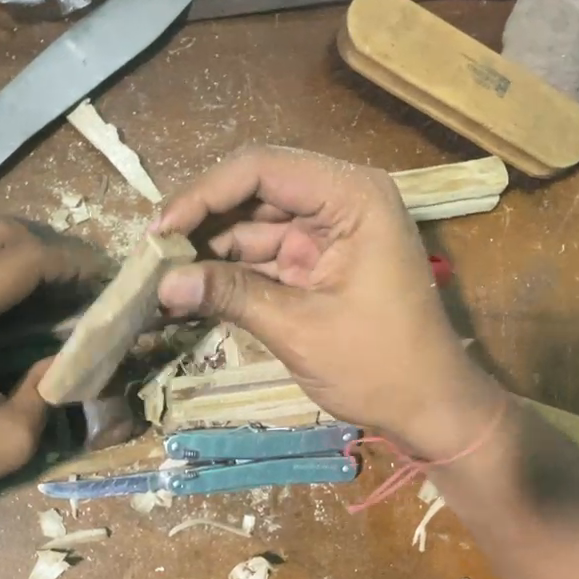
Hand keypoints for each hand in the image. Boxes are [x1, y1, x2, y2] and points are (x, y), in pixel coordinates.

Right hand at [153, 145, 495, 458]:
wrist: (428, 409)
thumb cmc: (379, 365)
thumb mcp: (300, 329)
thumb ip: (231, 295)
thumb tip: (162, 284)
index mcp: (350, 197)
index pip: (261, 170)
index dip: (203, 195)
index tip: (158, 233)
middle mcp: (338, 202)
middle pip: (252, 194)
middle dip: (200, 225)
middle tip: (150, 259)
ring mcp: (326, 235)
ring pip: (250, 229)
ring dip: (206, 254)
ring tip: (157, 279)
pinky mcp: (315, 268)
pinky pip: (260, 261)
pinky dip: (226, 277)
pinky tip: (187, 292)